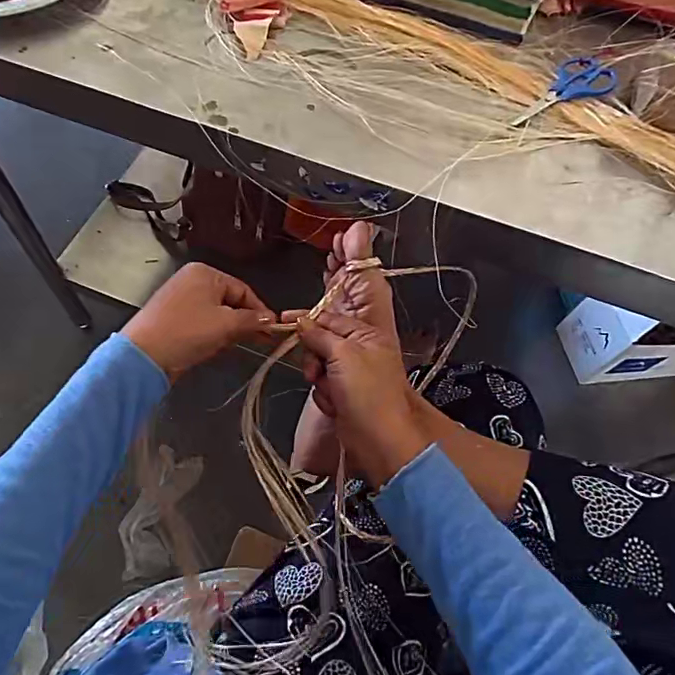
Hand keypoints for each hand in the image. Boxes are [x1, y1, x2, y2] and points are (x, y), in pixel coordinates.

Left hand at [124, 263, 274, 378]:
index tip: (273, 328)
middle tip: (259, 340)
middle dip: (243, 322)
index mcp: (204, 273)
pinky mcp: (172, 318)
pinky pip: (201, 324)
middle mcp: (191, 281)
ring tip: (228, 345)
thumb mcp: (225, 324)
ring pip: (216, 315)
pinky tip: (212, 348)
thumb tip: (269, 319)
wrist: (144, 355)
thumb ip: (251, 320)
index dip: (259, 310)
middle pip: (229, 301)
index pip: (242, 289)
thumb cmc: (185, 332)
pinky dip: (210, 335)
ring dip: (226, 331)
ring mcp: (180, 300)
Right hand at [293, 221, 395, 476]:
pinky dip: (312, 371)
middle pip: (339, 298)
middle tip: (328, 254)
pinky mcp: (333, 374)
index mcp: (370, 321)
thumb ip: (317, 331)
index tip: (348, 232)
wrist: (378, 442)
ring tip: (322, 375)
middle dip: (332, 281)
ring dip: (312, 352)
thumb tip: (297, 320)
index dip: (354, 256)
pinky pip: (312, 359)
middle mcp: (358, 332)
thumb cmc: (370, 394)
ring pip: (316, 332)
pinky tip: (320, 386)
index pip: (362, 279)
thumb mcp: (343, 355)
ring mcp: (344, 353)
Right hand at [298, 309, 429, 486]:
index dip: (307, 320)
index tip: (284, 320)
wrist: (379, 439)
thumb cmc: (368, 393)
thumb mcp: (342, 354)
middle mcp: (360, 352)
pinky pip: (321, 387)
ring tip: (332, 392)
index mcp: (367, 335)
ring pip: (318, 367)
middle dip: (314, 358)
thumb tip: (302, 321)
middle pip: (320, 344)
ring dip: (319, 380)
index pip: (330, 319)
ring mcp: (351, 376)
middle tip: (315, 371)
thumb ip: (319, 335)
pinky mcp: (343, 396)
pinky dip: (324, 396)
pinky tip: (335, 405)